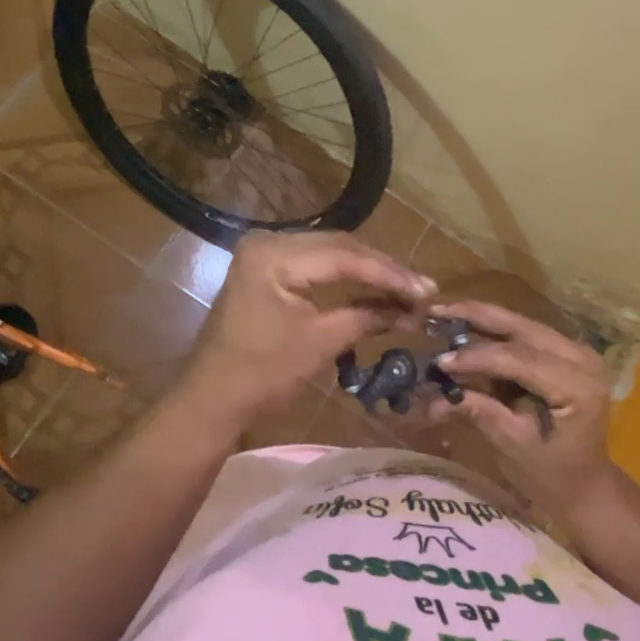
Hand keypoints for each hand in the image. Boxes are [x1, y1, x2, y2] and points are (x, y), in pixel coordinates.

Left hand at [174, 231, 436, 434]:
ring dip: (367, 272)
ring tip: (406, 290)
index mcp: (275, 255)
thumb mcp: (321, 344)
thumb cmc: (263, 375)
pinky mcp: (266, 268)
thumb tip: (412, 310)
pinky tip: (373, 288)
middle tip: (423, 290)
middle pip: (339, 248)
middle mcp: (269, 241)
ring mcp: (265, 252)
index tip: (428, 291)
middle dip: (383, 270)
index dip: (391, 274)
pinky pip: (315, 265)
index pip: (346, 256)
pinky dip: (344, 278)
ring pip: (330, 253)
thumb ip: (367, 317)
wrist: (211, 399)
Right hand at [427, 301, 614, 513]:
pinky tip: (465, 325)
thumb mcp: (513, 446)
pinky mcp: (567, 351)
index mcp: (577, 387)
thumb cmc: (552, 475)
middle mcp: (583, 360)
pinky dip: (495, 329)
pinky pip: (527, 332)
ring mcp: (578, 352)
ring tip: (444, 314)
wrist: (585, 485)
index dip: (477, 356)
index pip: (520, 359)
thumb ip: (479, 412)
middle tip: (436, 312)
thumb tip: (433, 399)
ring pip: (522, 324)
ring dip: (482, 318)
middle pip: (522, 328)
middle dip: (476, 317)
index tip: (439, 361)